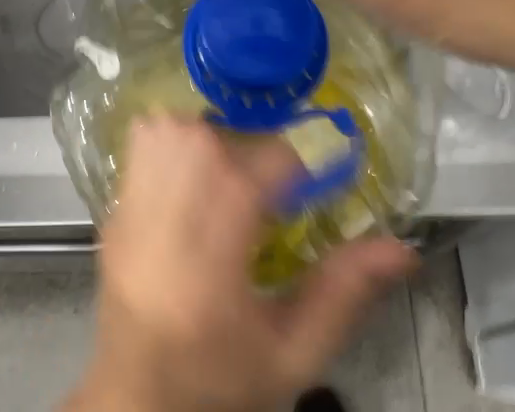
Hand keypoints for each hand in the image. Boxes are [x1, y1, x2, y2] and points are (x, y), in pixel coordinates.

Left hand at [64, 116, 414, 411]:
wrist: (137, 403)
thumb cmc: (218, 382)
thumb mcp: (293, 356)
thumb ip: (344, 296)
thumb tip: (401, 248)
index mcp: (208, 270)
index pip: (246, 183)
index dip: (294, 157)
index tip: (325, 157)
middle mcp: (161, 233)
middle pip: (199, 143)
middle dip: (248, 137)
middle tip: (278, 162)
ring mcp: (129, 218)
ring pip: (165, 133)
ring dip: (209, 131)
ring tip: (237, 159)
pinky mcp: (113, 214)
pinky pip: (139, 145)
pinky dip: (174, 136)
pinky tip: (198, 164)